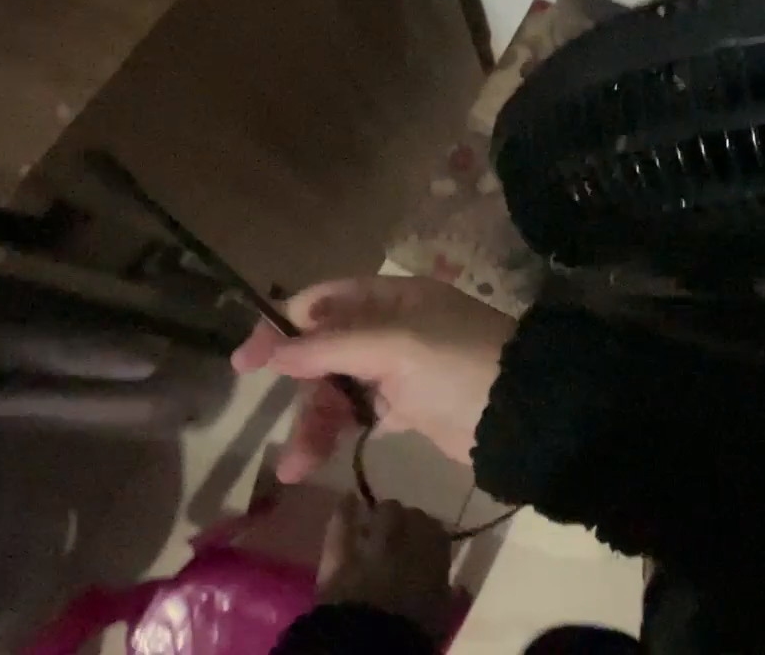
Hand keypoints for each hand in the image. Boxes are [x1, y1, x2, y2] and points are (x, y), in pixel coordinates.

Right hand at [231, 276, 515, 479]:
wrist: (518, 411)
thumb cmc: (458, 364)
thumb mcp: (397, 344)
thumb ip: (334, 345)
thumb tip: (274, 351)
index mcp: (398, 298)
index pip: (330, 300)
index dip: (285, 325)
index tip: (247, 362)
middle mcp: (397, 327)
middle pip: (329, 349)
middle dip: (302, 385)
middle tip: (271, 421)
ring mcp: (403, 368)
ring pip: (340, 388)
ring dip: (314, 421)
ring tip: (295, 465)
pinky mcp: (410, 406)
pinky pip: (359, 415)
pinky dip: (336, 435)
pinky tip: (312, 462)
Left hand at [317, 494, 458, 636]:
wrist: (369, 640)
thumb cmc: (414, 627)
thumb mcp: (442, 611)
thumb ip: (448, 592)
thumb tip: (458, 588)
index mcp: (438, 546)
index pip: (438, 530)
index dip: (429, 540)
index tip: (426, 552)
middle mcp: (410, 532)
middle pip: (413, 515)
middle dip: (408, 524)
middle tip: (402, 541)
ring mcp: (375, 538)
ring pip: (384, 510)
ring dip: (383, 517)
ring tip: (379, 526)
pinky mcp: (343, 549)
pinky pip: (343, 522)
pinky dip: (345, 509)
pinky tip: (347, 499)